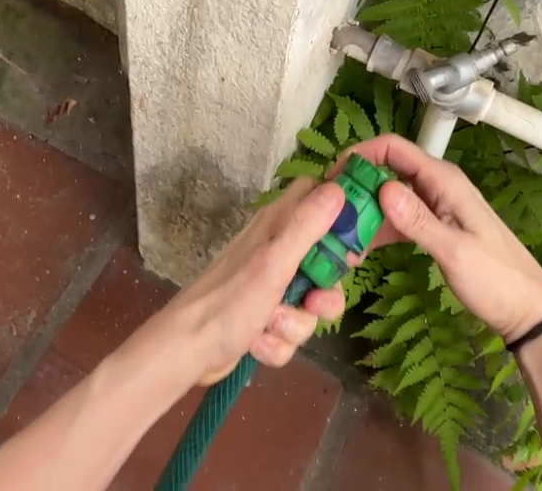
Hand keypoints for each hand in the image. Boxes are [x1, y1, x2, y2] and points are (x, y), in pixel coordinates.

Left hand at [147, 178, 349, 385]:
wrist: (188, 351)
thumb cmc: (230, 300)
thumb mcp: (274, 261)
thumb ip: (306, 226)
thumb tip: (338, 190)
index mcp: (279, 224)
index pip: (319, 196)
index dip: (341, 213)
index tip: (353, 243)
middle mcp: (278, 249)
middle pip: (326, 260)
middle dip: (324, 292)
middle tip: (313, 300)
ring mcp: (273, 285)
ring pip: (312, 303)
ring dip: (296, 323)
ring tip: (270, 325)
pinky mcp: (267, 318)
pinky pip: (293, 330)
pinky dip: (278, 342)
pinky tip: (257, 343)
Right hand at [338, 135, 541, 340]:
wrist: (528, 312)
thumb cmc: (497, 279)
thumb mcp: (455, 252)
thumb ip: (417, 220)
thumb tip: (382, 188)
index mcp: (444, 180)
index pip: (394, 148)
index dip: (361, 155)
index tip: (333, 179)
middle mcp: (437, 185)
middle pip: (386, 170)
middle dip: (357, 186)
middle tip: (330, 212)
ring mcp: (435, 206)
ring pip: (389, 196)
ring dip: (365, 211)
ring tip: (340, 235)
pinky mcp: (433, 227)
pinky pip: (398, 218)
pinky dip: (378, 229)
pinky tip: (360, 249)